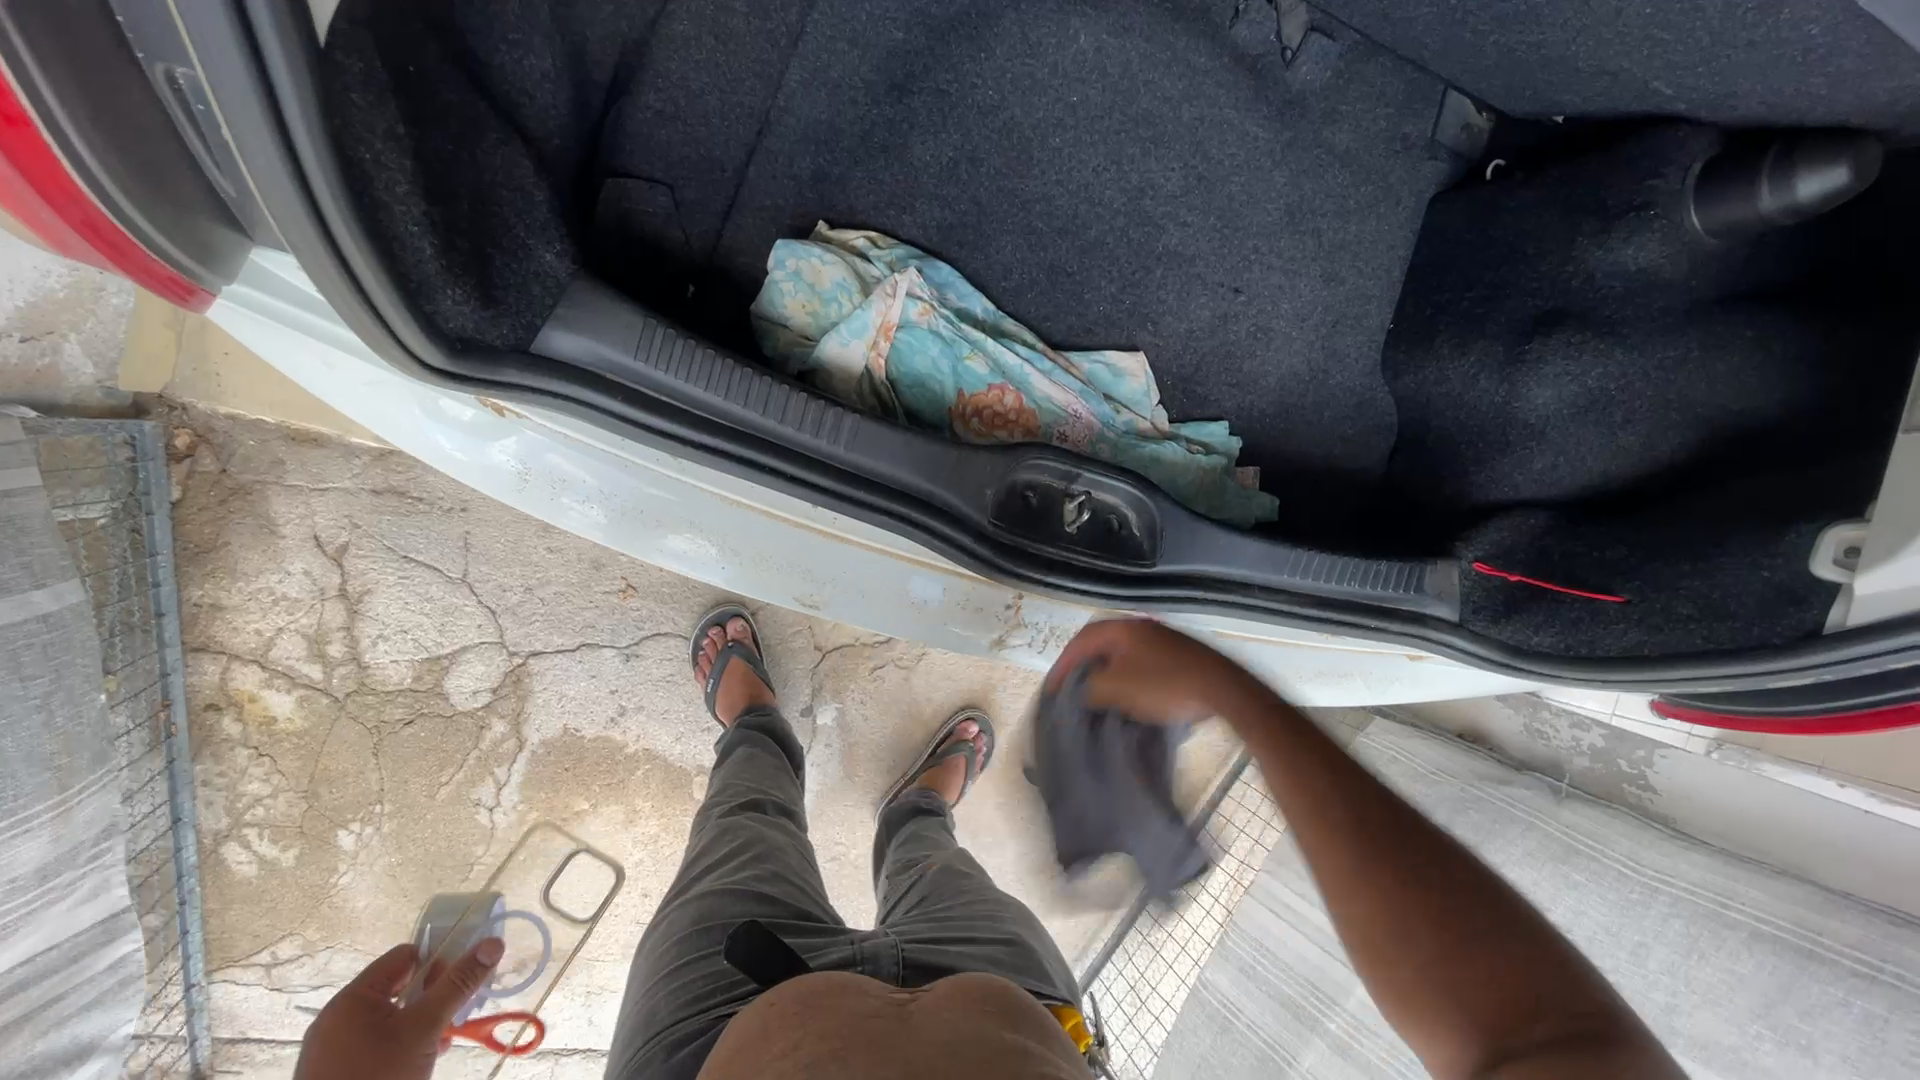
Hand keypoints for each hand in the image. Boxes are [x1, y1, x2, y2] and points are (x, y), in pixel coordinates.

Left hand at [294, 937, 502, 1079]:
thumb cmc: (379, 1077)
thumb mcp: (425, 1027)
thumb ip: (458, 984)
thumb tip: (493, 943)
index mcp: (353, 998)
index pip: (405, 956)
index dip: (437, 964)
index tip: (456, 989)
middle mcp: (338, 1017)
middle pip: (399, 986)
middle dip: (433, 997)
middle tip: (452, 1017)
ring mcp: (334, 1047)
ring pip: (391, 1016)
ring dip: (421, 1022)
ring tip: (440, 1042)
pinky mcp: (337, 1071)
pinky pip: (378, 1042)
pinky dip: (403, 1043)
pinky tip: (421, 1060)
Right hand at [1046, 618, 1269, 726]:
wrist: (1223, 690)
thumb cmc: (1163, 686)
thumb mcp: (1115, 689)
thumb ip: (1088, 688)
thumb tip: (1080, 692)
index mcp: (1121, 629)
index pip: (1079, 642)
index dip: (1062, 666)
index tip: (1051, 690)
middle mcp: (1139, 628)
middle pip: (1099, 647)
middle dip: (1082, 670)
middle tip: (1070, 692)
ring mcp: (1162, 640)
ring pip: (1121, 657)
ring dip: (1105, 676)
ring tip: (1095, 699)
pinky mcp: (1178, 657)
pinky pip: (1140, 666)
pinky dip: (1127, 681)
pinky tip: (1128, 699)